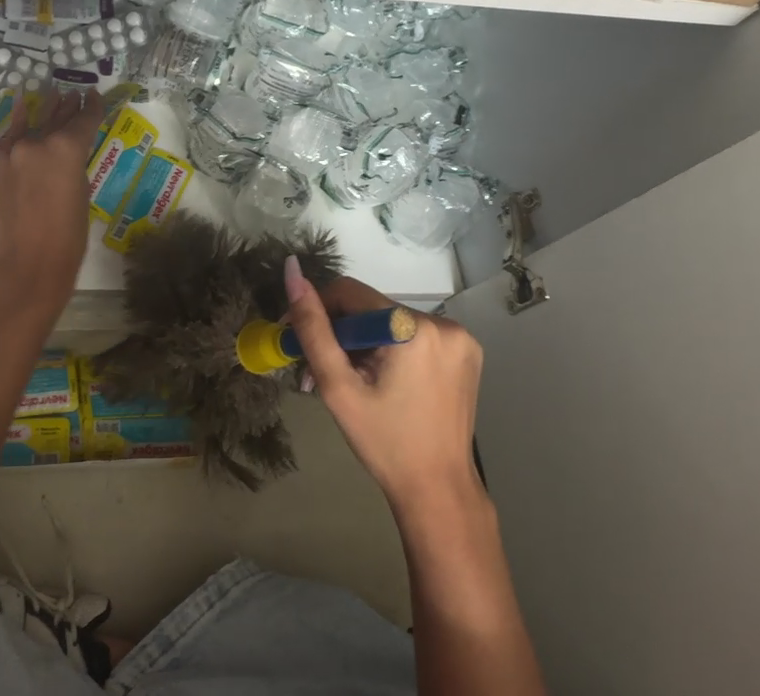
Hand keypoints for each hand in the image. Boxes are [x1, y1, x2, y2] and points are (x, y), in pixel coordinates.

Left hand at [0, 88, 104, 315]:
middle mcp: (37, 142)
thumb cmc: (69, 236)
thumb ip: (73, 167)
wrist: (28, 262)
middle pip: (56, 118)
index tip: (94, 96)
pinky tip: (19, 108)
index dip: (92, 108)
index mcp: (67, 148)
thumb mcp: (82, 193)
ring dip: (43, 110)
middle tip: (75, 94)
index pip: (84, 120)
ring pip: (30, 126)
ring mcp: (10, 153)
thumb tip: (66, 157)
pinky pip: (8, 143)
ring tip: (51, 92)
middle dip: (67, 106)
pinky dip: (16, 128)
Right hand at [284, 257, 486, 514]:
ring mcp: (460, 337)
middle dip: (341, 334)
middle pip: (371, 308)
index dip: (317, 309)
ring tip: (351, 381)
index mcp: (411, 329)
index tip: (296, 338)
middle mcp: (443, 322)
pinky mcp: (467, 352)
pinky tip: (384, 380)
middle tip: (319, 371)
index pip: (349, 292)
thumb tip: (292, 271)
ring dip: (365, 343)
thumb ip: (313, 328)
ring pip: (392, 321)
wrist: (438, 488)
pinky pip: (415, 335)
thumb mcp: (337, 386)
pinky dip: (392, 349)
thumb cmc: (383, 442)